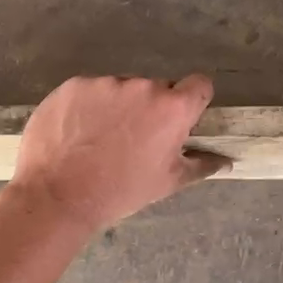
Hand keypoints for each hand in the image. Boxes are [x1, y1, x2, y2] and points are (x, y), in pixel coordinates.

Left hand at [12, 75, 226, 231]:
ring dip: (119, 106)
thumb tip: (227, 161)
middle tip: (135, 138)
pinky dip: (89, 106)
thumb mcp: (168, 183)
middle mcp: (144, 86)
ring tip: (100, 138)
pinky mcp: (73, 85)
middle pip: (158, 88)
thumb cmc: (120, 191)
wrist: (55, 198)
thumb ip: (202, 165)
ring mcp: (106, 83)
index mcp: (173, 108)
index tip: (180, 119)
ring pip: (123, 89)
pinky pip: (91, 90)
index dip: (193, 100)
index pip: (199, 84)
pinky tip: (77, 132)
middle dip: (152, 107)